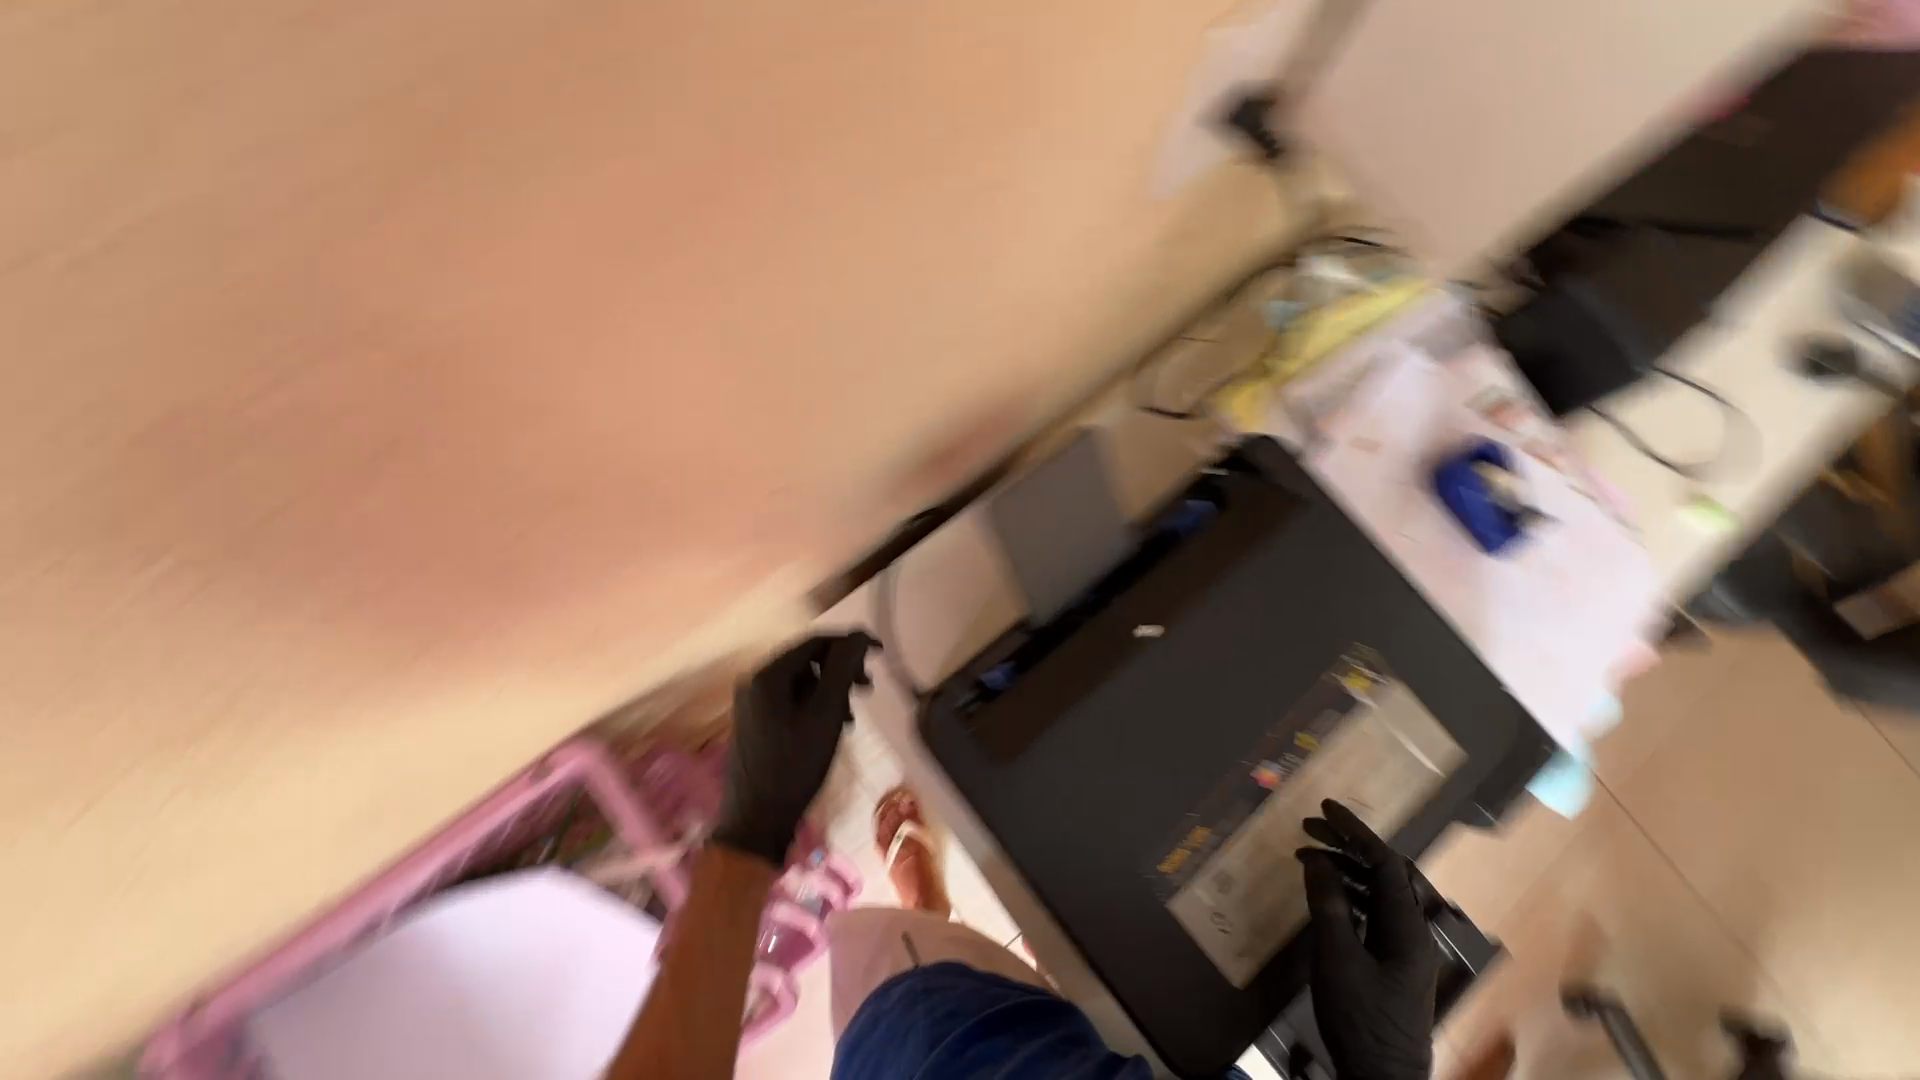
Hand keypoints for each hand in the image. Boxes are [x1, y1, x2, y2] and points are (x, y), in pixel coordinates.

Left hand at [710, 632, 876, 865]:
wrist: (757, 820)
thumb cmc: (795, 765)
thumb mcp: (826, 714)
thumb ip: (843, 669)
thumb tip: (859, 635)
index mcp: (767, 674)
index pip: (816, 641)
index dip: (851, 643)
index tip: (880, 653)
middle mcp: (754, 681)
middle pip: (808, 659)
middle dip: (842, 670)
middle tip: (868, 688)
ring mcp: (752, 703)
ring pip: (802, 682)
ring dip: (832, 691)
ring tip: (851, 715)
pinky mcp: (756, 723)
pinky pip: (792, 700)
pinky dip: (816, 706)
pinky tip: (833, 728)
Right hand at [1296, 800, 1440, 1079]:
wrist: (1381, 1077)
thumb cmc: (1359, 1017)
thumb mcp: (1336, 958)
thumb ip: (1328, 904)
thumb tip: (1317, 860)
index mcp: (1409, 928)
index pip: (1387, 863)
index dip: (1356, 831)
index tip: (1326, 808)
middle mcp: (1413, 932)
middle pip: (1386, 873)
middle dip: (1349, 845)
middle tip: (1309, 827)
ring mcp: (1405, 948)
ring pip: (1379, 892)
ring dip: (1345, 868)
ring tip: (1306, 856)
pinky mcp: (1392, 962)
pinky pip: (1373, 912)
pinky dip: (1348, 893)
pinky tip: (1323, 891)